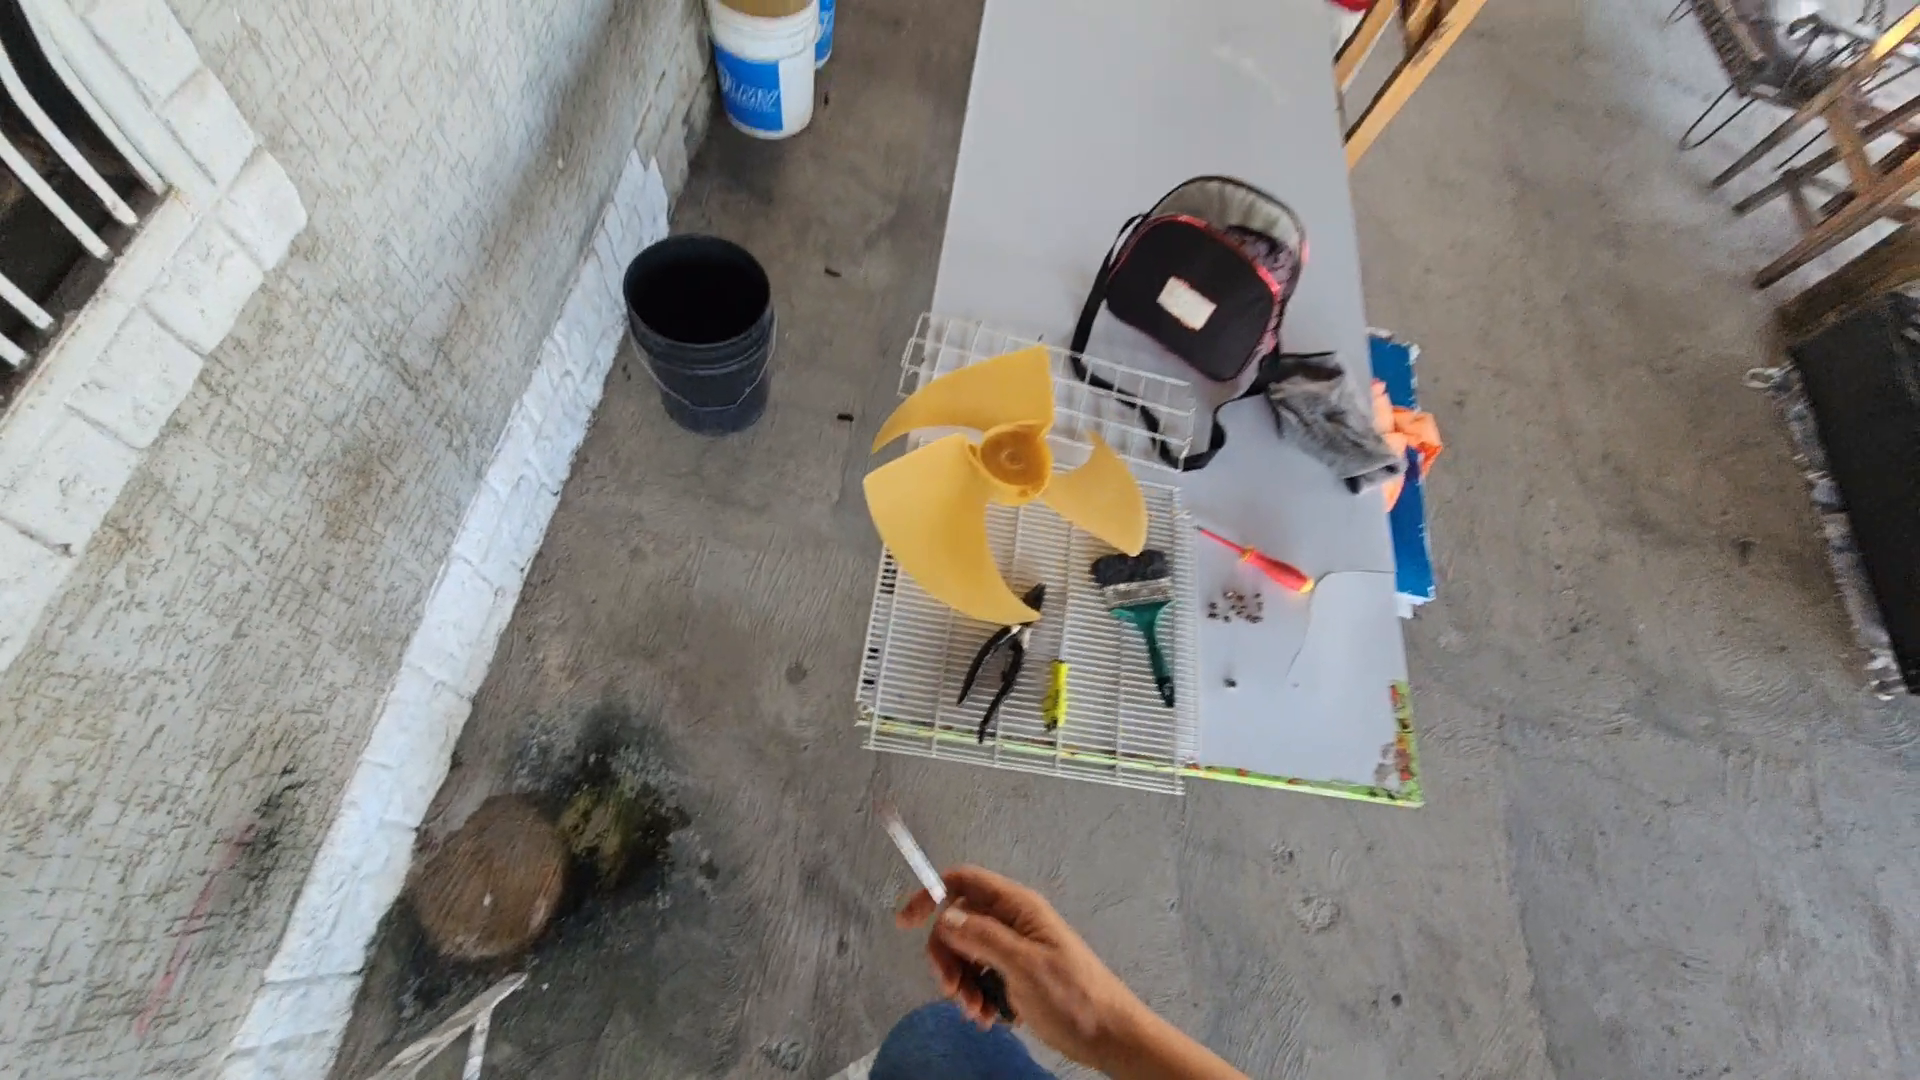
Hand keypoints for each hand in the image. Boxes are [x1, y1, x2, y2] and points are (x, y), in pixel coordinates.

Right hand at [895, 864, 1147, 1068]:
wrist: (1110, 1035)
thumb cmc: (1073, 996)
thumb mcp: (1024, 966)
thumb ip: (983, 937)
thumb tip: (945, 916)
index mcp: (1016, 906)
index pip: (963, 881)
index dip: (931, 894)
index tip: (905, 923)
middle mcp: (1012, 919)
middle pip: (958, 920)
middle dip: (946, 954)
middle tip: (950, 990)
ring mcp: (1013, 946)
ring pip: (965, 950)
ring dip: (960, 980)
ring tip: (975, 1011)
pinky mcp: (1015, 973)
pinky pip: (980, 974)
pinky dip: (975, 993)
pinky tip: (986, 1016)